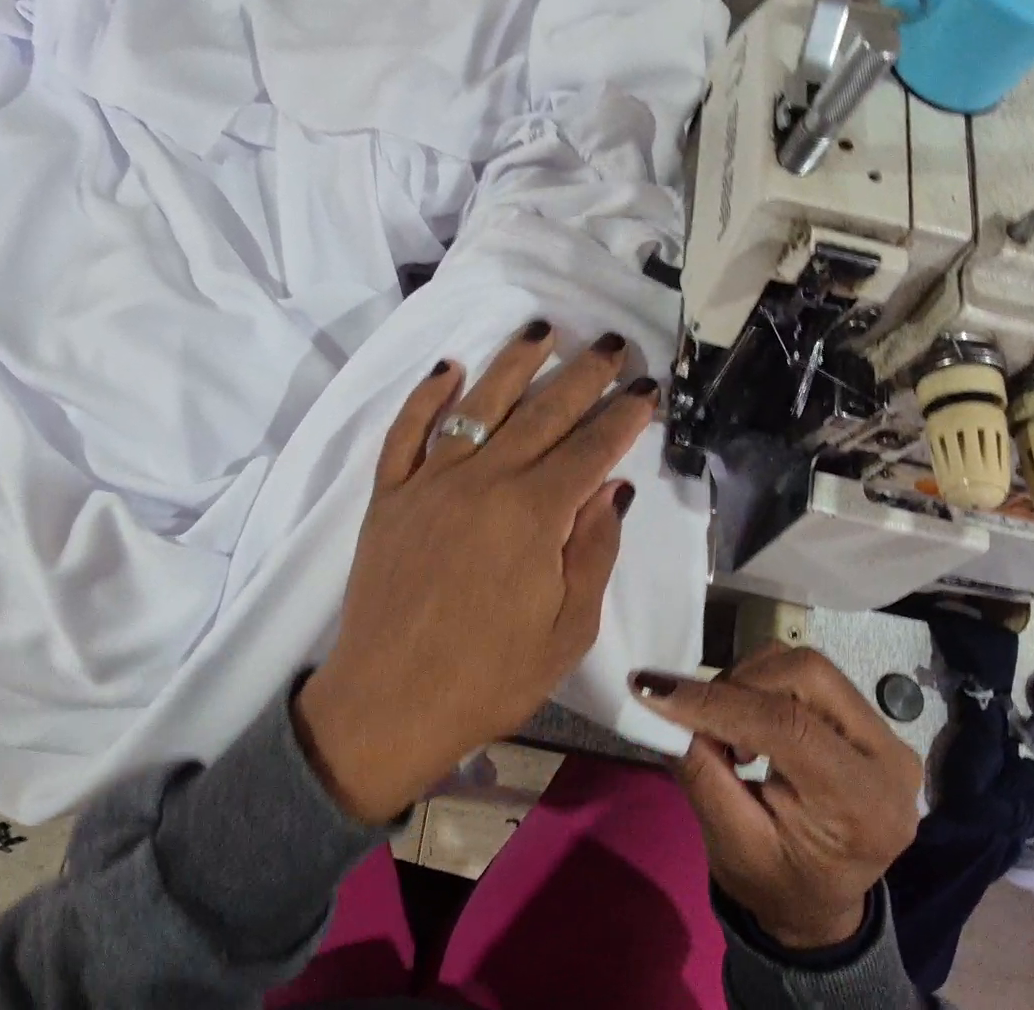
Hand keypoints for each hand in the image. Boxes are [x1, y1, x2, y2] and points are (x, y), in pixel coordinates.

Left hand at [295, 322, 657, 823]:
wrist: (388, 704)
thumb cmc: (489, 678)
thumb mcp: (568, 630)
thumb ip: (592, 550)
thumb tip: (611, 487)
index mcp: (533, 516)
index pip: (590, 449)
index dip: (623, 416)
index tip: (646, 388)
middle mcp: (482, 482)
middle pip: (541, 414)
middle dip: (582, 375)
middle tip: (611, 344)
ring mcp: (428, 484)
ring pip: (477, 406)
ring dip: (512, 363)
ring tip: (540, 329)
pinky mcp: (387, 496)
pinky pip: (405, 432)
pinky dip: (426, 397)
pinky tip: (448, 369)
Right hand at [632, 645, 922, 948]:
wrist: (819, 901)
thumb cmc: (777, 882)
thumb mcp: (731, 843)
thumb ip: (701, 772)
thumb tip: (661, 704)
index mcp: (863, 805)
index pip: (788, 726)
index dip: (715, 702)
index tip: (653, 691)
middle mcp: (888, 759)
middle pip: (807, 675)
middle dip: (738, 684)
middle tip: (701, 721)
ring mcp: (885, 735)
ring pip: (805, 666)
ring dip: (749, 682)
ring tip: (728, 729)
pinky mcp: (868, 722)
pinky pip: (808, 676)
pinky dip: (762, 684)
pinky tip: (749, 723)